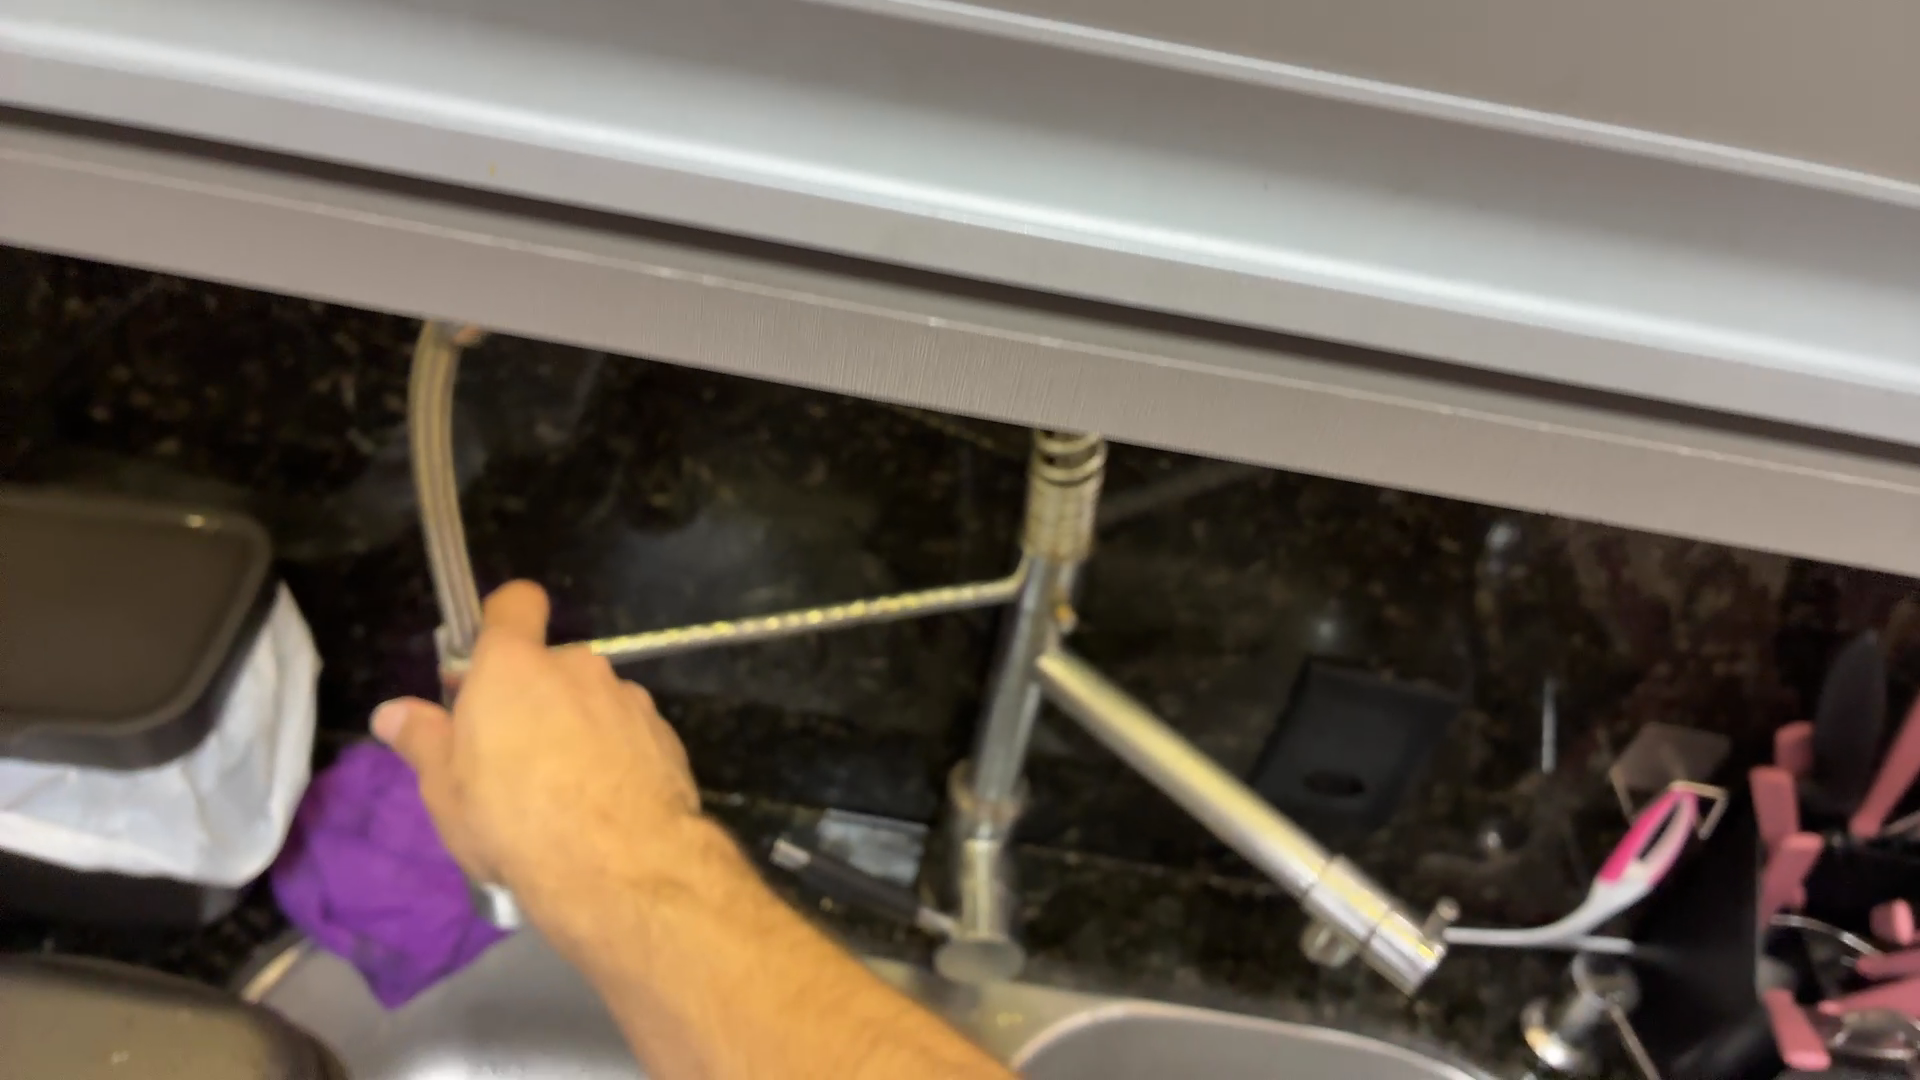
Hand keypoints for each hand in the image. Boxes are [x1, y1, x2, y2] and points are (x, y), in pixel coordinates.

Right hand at [372, 581, 701, 926]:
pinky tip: (604, 797)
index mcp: (517, 669)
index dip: (505, 616)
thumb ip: (424, 740)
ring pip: (591, 699)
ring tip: (561, 788)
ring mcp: (627, 696)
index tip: (492, 650)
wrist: (620, 856)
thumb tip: (394, 712)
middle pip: (551, 666)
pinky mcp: (662, 728)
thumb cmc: (514, 818)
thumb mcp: (447, 788)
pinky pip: (625, 727)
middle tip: (511, 752)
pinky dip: (613, 748)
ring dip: (575, 725)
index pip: (516, 604)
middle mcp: (578, 668)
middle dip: (533, 696)